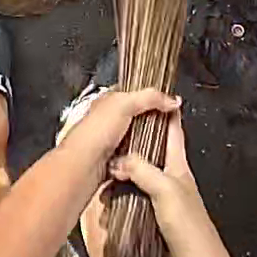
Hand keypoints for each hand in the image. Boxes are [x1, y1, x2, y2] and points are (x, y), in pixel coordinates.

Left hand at [57, 88, 180, 164]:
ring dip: (148, 141)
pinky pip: (134, 156)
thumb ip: (149, 98)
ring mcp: (112, 139)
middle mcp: (110, 118)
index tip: (168, 103)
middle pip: (138, 117)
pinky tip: (149, 159)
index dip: (151, 96)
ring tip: (162, 144)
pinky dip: (141, 157)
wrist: (84, 163)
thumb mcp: (125, 105)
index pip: (134, 93)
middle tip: (169, 126)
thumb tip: (172, 99)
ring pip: (137, 137)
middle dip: (152, 122)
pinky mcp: (115, 158)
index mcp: (109, 100)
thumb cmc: (95, 131)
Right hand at [108, 110, 234, 256]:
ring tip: (99, 161)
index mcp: (178, 166)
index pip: (172, 130)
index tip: (151, 92)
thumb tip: (115, 160)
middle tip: (109, 127)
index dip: (164, 110)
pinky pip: (130, 197)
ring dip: (120, 169)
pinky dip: (117, 194)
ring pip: (136, 173)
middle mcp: (168, 177)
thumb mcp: (166, 190)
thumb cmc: (189, 228)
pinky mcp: (150, 217)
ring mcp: (159, 198)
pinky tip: (104, 194)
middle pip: (149, 149)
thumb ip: (141, 169)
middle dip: (131, 137)